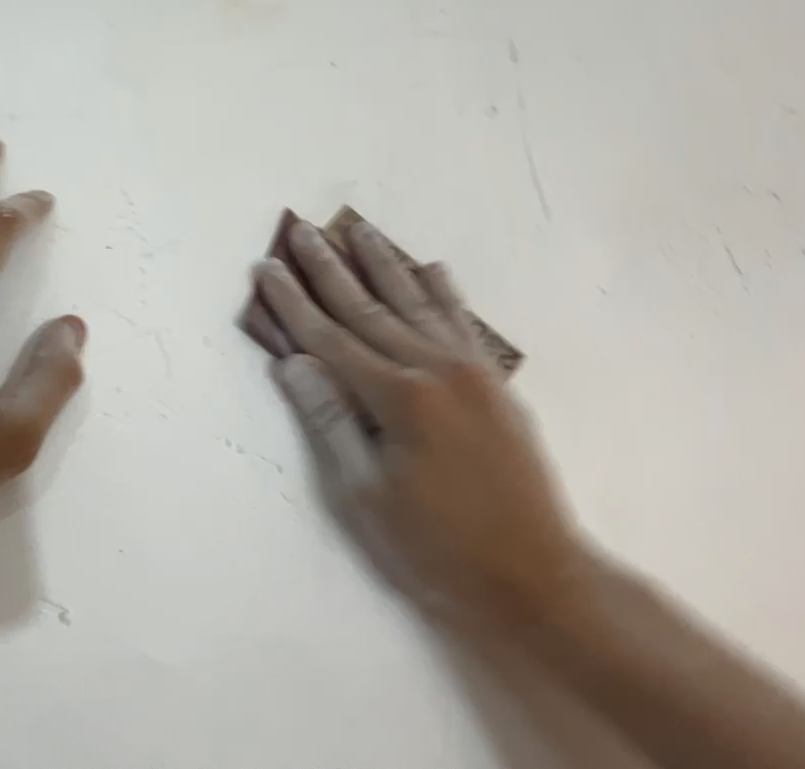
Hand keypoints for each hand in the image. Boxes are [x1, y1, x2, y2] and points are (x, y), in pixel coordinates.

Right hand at [255, 219, 585, 629]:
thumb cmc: (436, 547)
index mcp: (396, 397)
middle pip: (368, 308)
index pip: (328, 339)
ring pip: (416, 303)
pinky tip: (432, 267)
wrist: (536, 577)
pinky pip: (463, 323)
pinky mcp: (495, 384)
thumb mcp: (365, 495)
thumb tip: (293, 362)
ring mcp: (470, 372)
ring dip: (384, 263)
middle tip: (303, 229)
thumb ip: (330, 420)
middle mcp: (433, 369)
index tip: (267, 267)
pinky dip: (444, 292)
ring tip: (359, 228)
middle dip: (329, 269)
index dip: (292, 303)